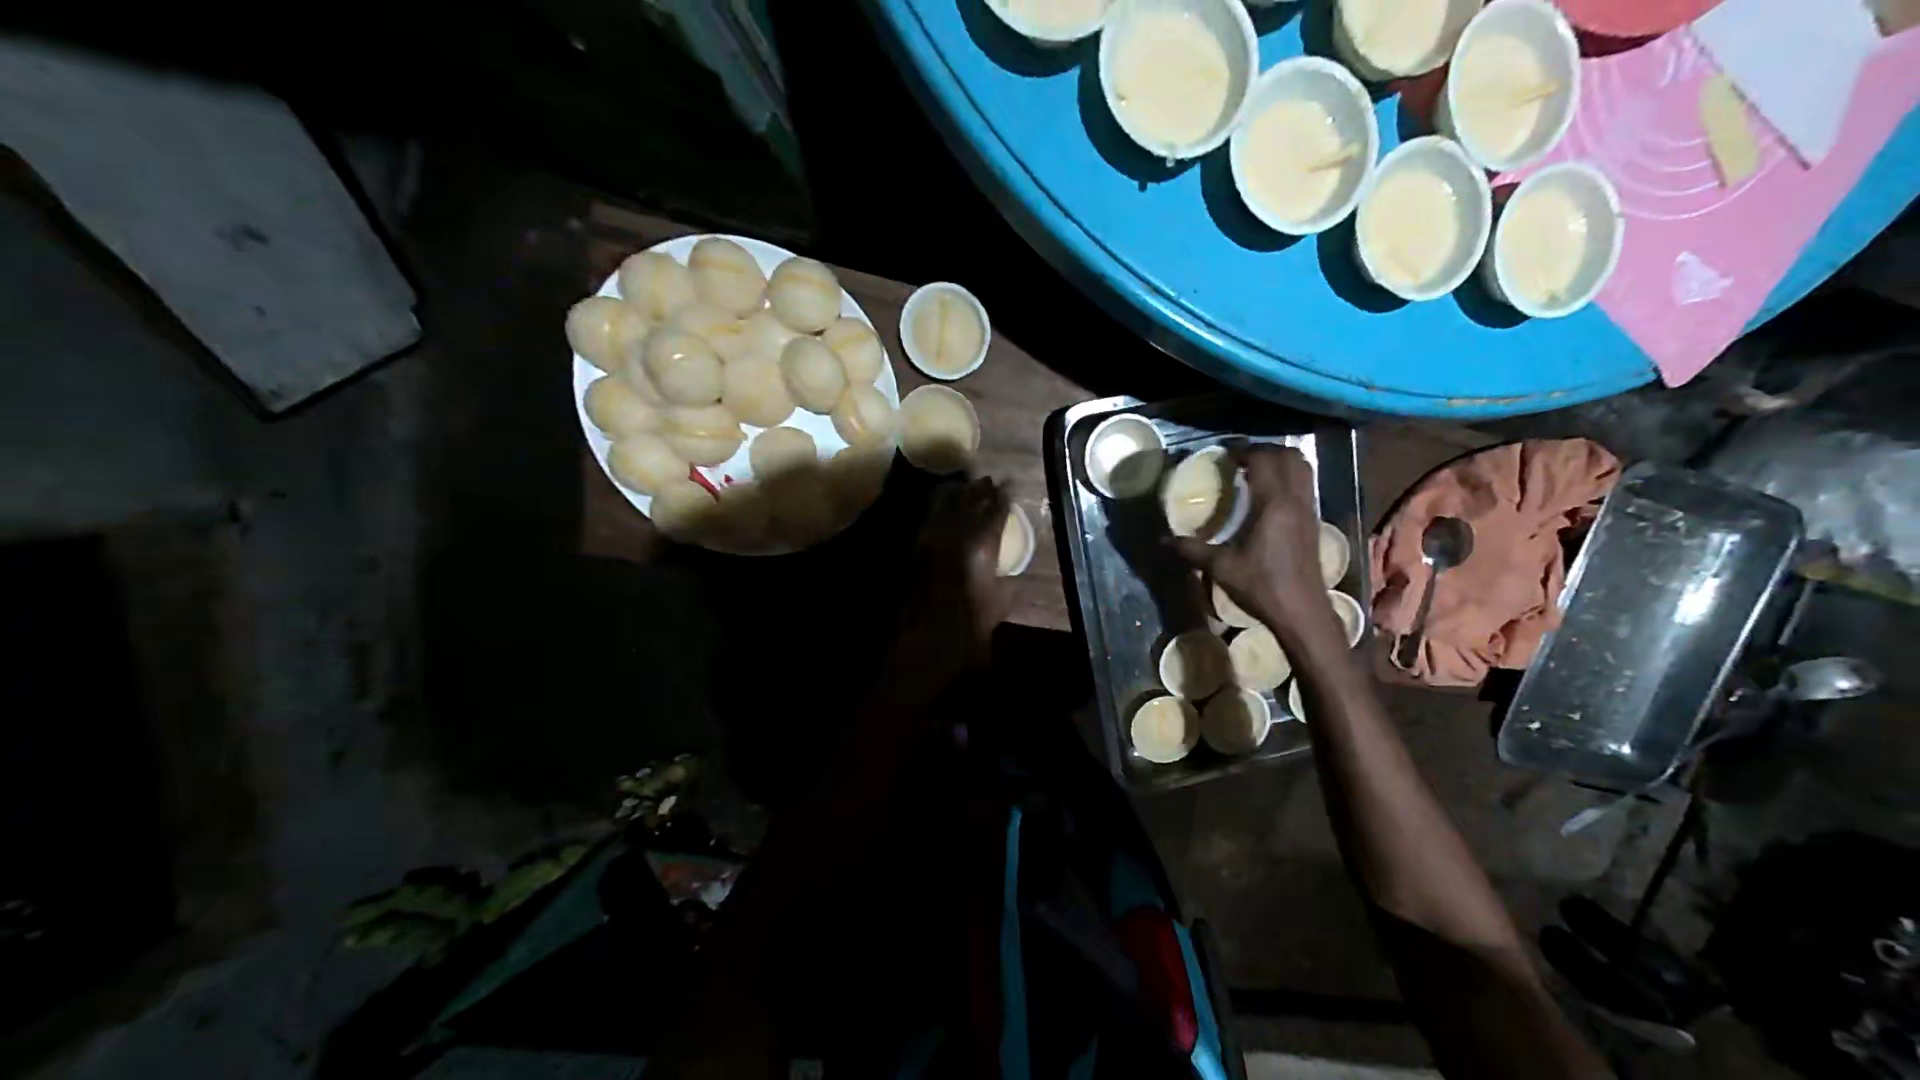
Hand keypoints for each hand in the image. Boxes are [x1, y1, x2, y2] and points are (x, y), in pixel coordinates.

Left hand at [900, 476, 1009, 662]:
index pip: (995, 510)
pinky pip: (930, 517)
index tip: (1010, 484)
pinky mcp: (915, 549)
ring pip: (944, 503)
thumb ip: (1005, 583)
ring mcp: (930, 539)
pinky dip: (940, 508)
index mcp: (980, 546)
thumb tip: (1009, 572)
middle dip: (980, 489)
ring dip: (958, 493)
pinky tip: (944, 507)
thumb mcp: (998, 606)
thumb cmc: (968, 631)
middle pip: (968, 500)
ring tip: (967, 486)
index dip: (1004, 495)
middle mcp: (954, 534)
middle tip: (990, 480)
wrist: (923, 645)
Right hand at [1171, 446, 1341, 651]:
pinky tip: (1268, 494)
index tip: (1223, 455)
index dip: (1243, 451)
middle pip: (1288, 456)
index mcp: (1272, 505)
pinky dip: (1289, 477)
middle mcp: (1295, 500)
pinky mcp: (1314, 521)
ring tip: (1255, 470)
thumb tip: (1162, 540)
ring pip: (1302, 467)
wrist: (1302, 611)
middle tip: (1239, 460)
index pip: (1263, 460)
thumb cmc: (1262, 586)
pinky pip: (1305, 484)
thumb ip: (1191, 549)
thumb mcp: (1220, 567)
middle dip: (1264, 450)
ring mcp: (1308, 509)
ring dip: (1280, 460)